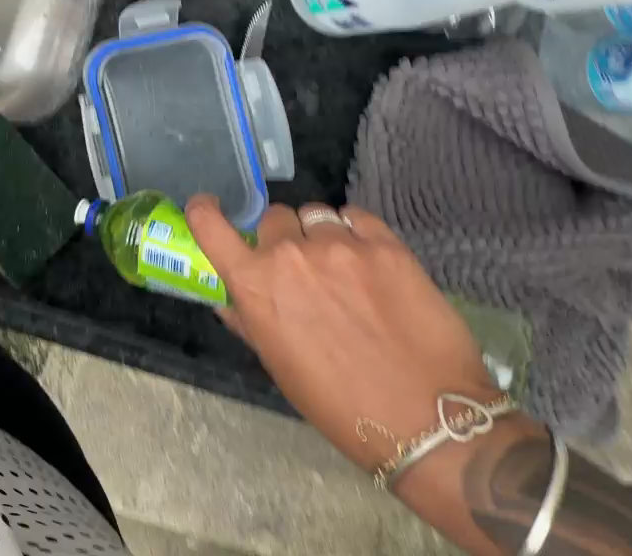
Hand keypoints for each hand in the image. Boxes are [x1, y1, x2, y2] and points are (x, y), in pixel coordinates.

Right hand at [184, 198, 503, 479]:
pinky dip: (355, 231)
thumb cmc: (338, 404)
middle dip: (280, 237)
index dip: (203, 210)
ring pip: (316, 216)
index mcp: (254, 283)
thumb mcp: (277, 365)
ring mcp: (341, 247)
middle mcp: (290, 255)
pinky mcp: (388, 248)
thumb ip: (248, 322)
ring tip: (340, 264)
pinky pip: (358, 218)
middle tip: (299, 266)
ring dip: (318, 234)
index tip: (210, 209)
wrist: (429, 422)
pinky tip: (367, 259)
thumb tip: (230, 301)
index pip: (207, 223)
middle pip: (273, 218)